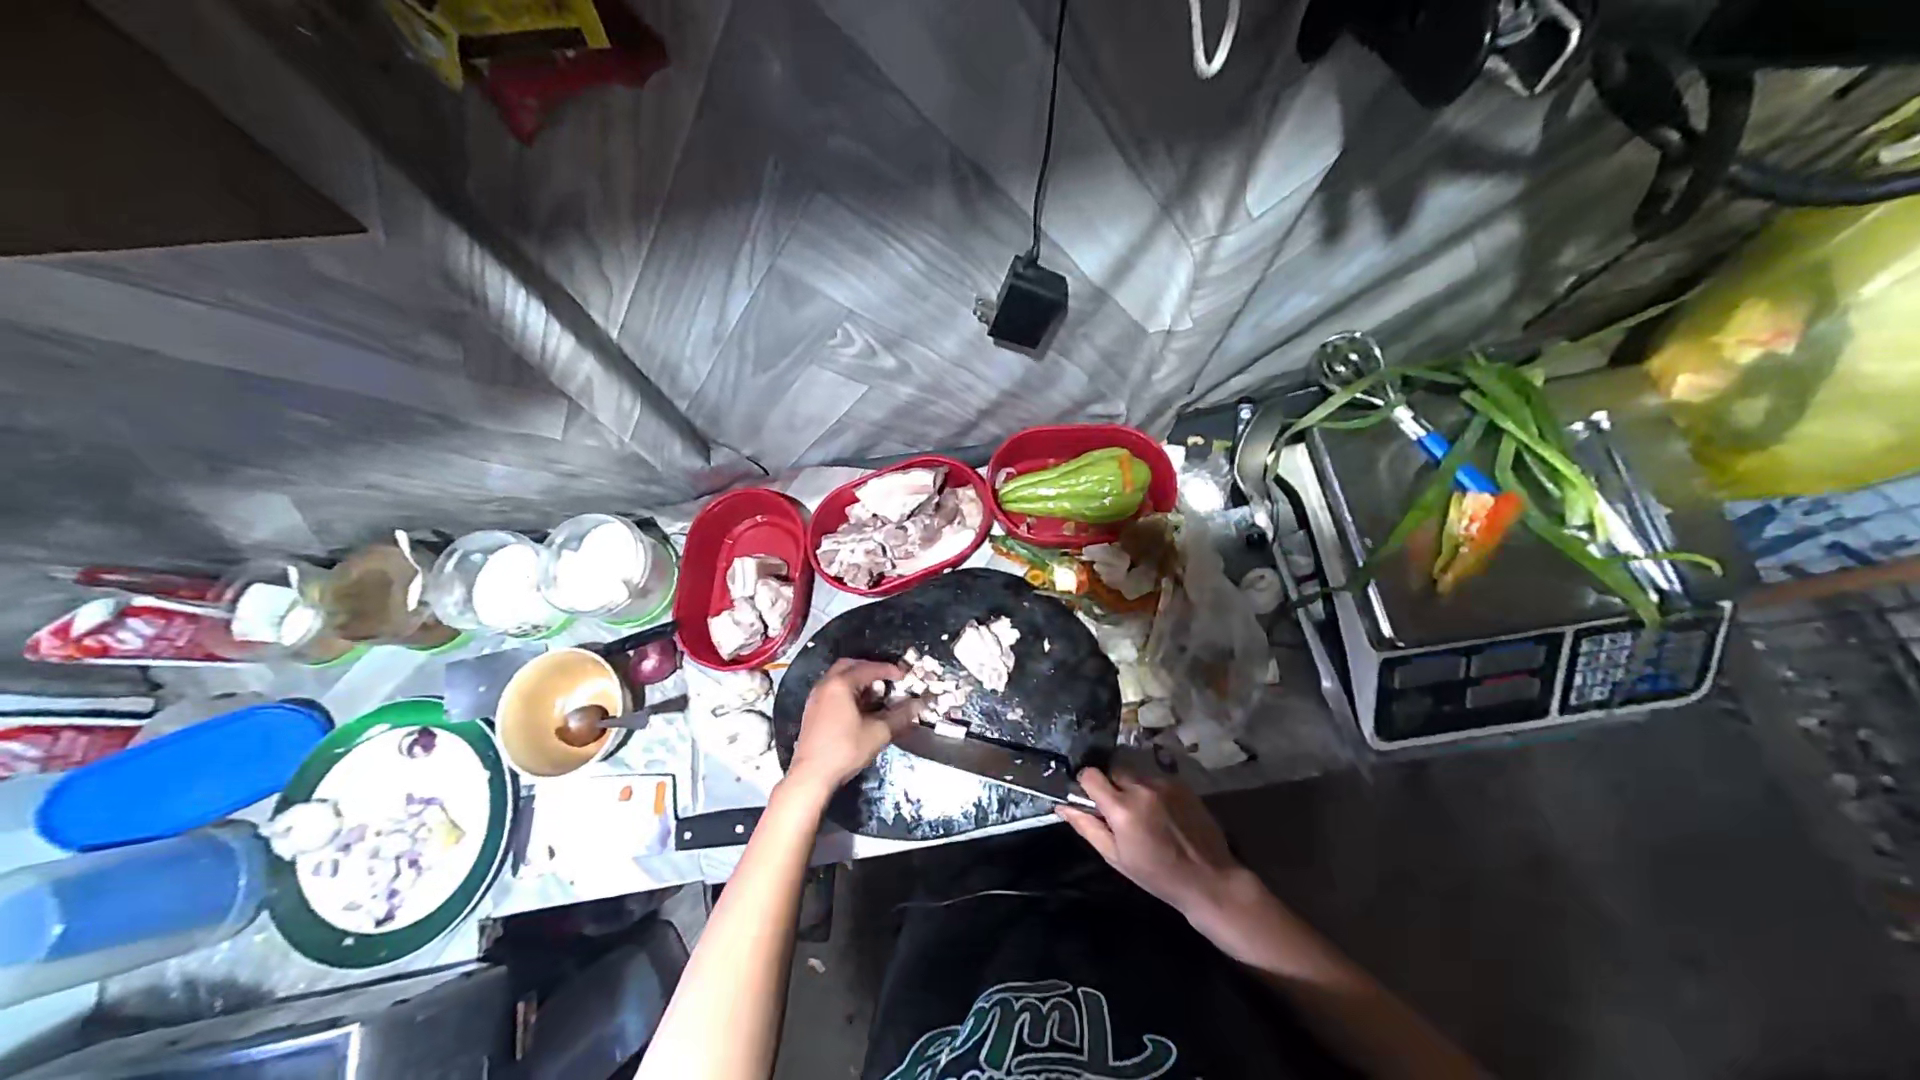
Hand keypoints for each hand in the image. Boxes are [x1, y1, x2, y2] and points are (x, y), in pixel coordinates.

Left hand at [785, 658, 912, 796]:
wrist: (811, 775)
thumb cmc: (845, 750)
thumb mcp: (878, 733)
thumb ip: (899, 716)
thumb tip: (917, 705)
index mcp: (840, 684)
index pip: (868, 668)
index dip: (889, 670)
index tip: (904, 676)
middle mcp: (825, 685)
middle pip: (849, 666)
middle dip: (870, 669)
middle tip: (887, 679)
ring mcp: (815, 697)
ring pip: (838, 678)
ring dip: (857, 680)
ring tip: (875, 693)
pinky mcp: (812, 711)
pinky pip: (832, 690)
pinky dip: (847, 691)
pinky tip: (858, 707)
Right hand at [1057, 767, 1255, 921]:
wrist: (1209, 879)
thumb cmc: (1157, 875)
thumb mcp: (1115, 856)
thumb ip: (1086, 827)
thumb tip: (1062, 806)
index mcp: (1122, 808)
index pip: (1090, 774)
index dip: (1086, 785)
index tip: (1091, 801)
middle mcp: (1142, 788)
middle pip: (1113, 770)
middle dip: (1110, 786)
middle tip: (1118, 811)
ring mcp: (1164, 783)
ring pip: (1135, 773)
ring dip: (1132, 788)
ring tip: (1144, 815)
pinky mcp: (1181, 784)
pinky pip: (1155, 779)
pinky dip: (1152, 791)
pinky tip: (1162, 814)